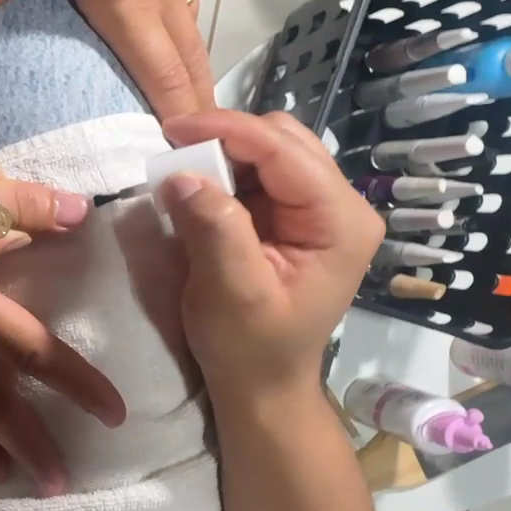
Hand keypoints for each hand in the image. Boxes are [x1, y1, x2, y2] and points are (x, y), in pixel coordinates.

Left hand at [0, 0, 245, 120]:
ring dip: (191, 67)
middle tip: (201, 142)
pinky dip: (182, 25)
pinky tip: (167, 23)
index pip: (156, 76)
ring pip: (190, 28)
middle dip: (195, 104)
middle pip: (187, 60)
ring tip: (187, 98)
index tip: (178, 156)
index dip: (169, 118)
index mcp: (127, 4)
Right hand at [155, 110, 383, 395]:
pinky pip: (257, 173)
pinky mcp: (291, 216)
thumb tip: (181, 176)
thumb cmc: (250, 347)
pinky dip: (223, 173)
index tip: (170, 128)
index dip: (228, 130)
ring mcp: (316, 209)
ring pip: (268, 150)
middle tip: (172, 157)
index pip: (284, 151)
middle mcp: (339, 205)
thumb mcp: (230, 293)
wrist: (261, 383)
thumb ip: (214, 231)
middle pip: (282, 140)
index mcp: (340, 222)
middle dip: (225, 139)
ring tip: (181, 173)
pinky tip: (198, 190)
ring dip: (221, 155)